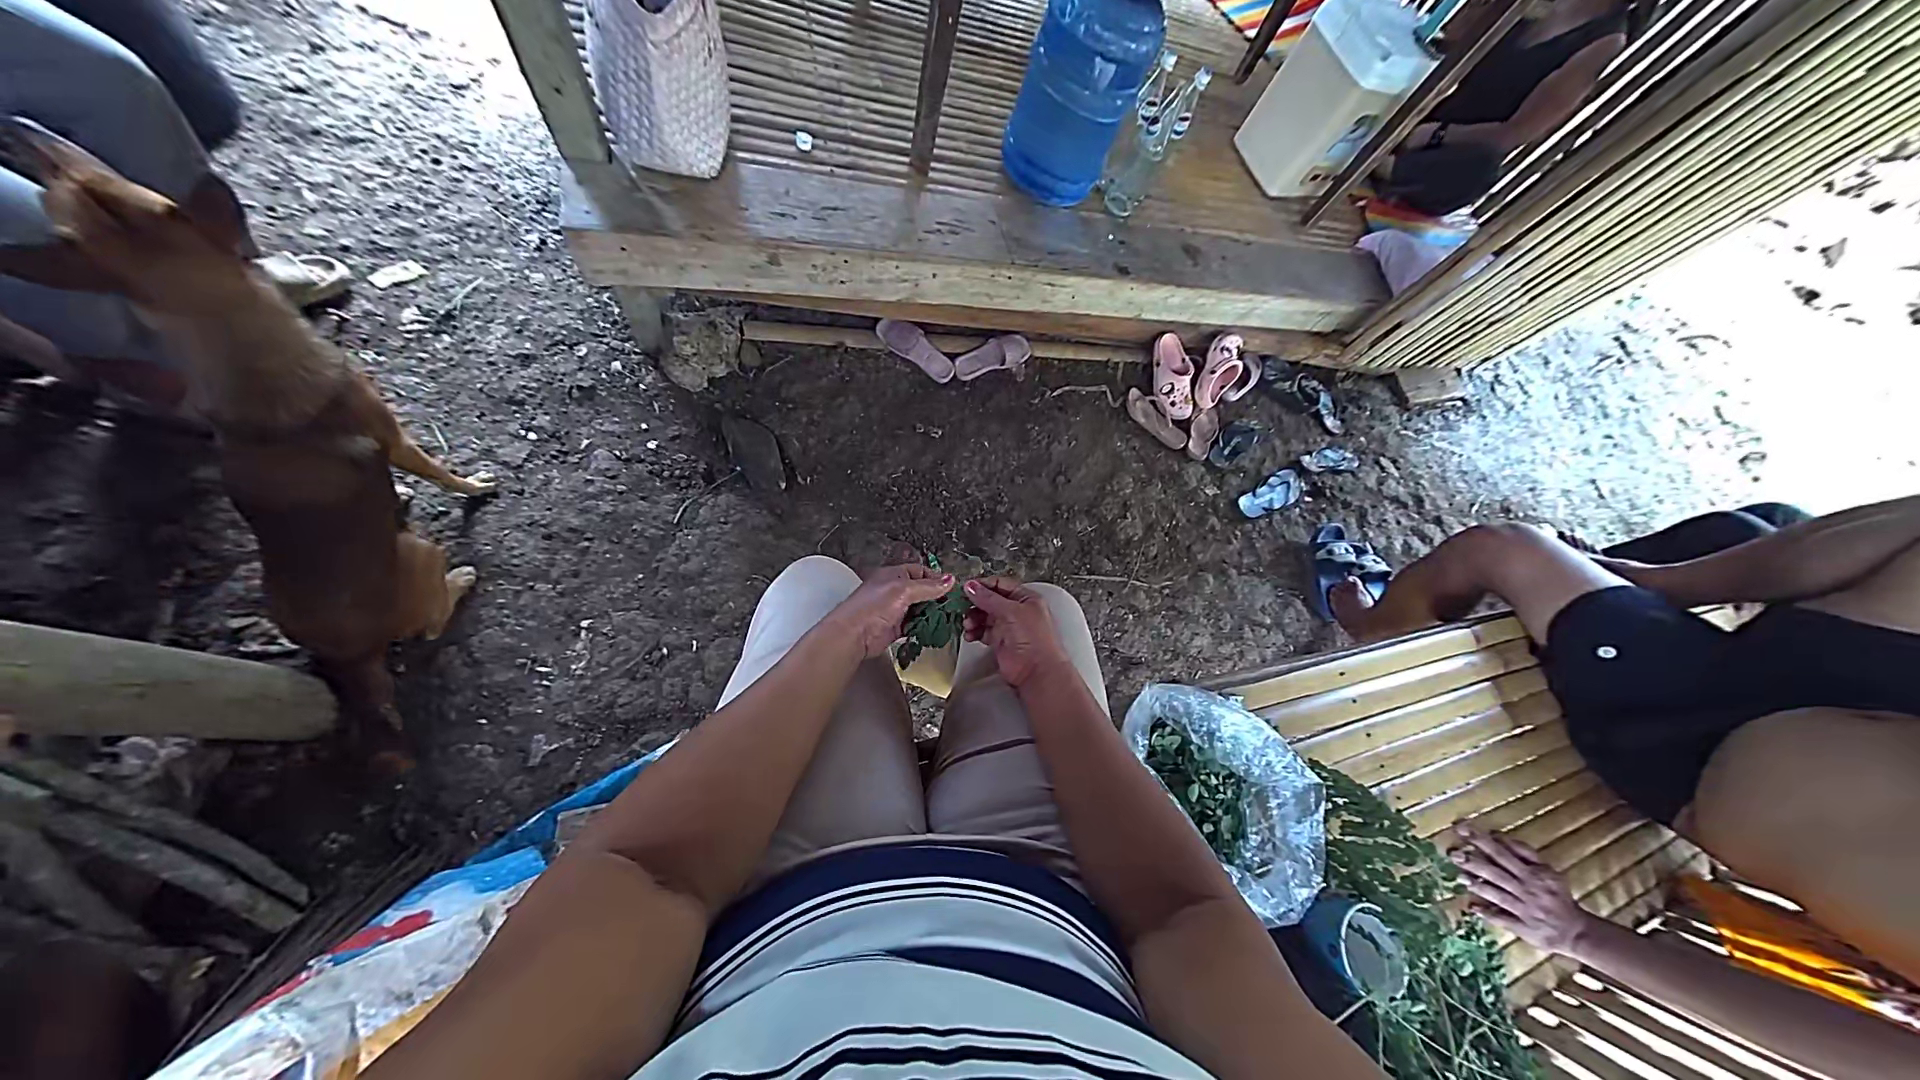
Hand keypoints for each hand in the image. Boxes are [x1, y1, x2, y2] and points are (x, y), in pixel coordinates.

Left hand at [824, 563, 955, 658]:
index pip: (920, 572)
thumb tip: (948, 581)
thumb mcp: (903, 590)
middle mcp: (894, 591)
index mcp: (893, 576)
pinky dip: (924, 628)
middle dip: (936, 599)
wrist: (853, 635)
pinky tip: (933, 630)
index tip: (950, 588)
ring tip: (946, 619)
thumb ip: (928, 586)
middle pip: (922, 592)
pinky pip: (914, 626)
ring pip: (920, 610)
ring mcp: (894, 610)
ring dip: (932, 615)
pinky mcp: (895, 628)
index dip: (936, 579)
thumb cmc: (870, 608)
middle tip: (951, 606)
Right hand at [962, 577, 1071, 688]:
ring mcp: (1008, 626)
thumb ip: (989, 598)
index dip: (983, 585)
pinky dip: (974, 632)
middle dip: (975, 603)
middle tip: (962, 606)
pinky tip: (970, 634)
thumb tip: (971, 586)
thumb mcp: (1012, 612)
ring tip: (968, 624)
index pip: (1000, 585)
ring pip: (984, 616)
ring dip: (973, 618)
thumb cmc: (1034, 640)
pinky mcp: (1000, 641)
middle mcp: (1016, 611)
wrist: (1037, 672)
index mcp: (1025, 598)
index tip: (967, 588)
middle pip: (990, 601)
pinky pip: (982, 631)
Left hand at [1451, 826, 1597, 956]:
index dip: (1482, 841)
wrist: (1577, 931)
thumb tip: (1494, 834)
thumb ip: (1523, 851)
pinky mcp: (1524, 928)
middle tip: (1454, 854)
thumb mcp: (1546, 870)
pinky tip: (1472, 907)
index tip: (1461, 829)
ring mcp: (1525, 910)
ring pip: (1498, 895)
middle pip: (1497, 873)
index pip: (1503, 853)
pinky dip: (1488, 914)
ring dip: (1479, 886)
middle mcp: (1527, 891)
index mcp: (1533, 874)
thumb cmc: (1556, 895)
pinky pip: (1503, 919)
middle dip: (1475, 863)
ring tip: (1460, 877)